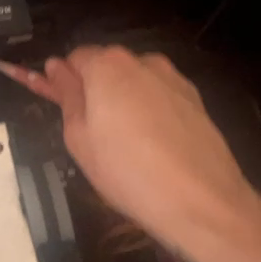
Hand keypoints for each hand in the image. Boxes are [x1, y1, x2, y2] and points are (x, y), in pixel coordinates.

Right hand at [30, 46, 260, 261]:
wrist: (204, 203)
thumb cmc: (129, 172)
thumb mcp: (79, 138)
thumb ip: (66, 95)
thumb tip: (56, 66)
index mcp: (106, 65)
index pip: (74, 58)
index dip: (66, 82)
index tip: (65, 109)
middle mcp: (139, 60)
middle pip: (106, 66)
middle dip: (97, 89)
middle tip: (95, 132)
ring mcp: (171, 78)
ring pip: (135, 80)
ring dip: (126, 98)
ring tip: (130, 143)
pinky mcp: (195, 99)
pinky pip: (161, 95)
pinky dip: (154, 110)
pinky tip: (158, 145)